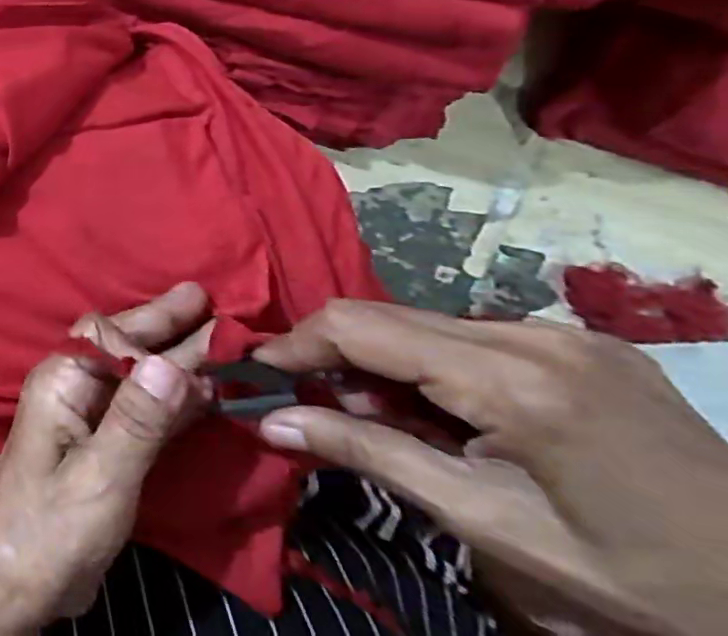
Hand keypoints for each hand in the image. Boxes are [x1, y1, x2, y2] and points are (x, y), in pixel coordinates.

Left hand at [0, 283, 213, 634]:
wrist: (21, 581)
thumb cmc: (54, 527)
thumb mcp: (102, 476)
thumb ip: (137, 421)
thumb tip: (168, 362)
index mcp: (60, 384)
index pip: (107, 338)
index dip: (151, 330)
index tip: (202, 325)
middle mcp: (70, 391)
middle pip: (121, 348)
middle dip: (164, 326)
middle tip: (208, 299)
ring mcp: (85, 419)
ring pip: (135, 377)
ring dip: (175, 359)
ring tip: (220, 337)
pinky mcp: (101, 447)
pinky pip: (142, 410)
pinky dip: (174, 400)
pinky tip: (205, 393)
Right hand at [253, 299, 727, 635]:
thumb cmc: (641, 580)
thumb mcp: (492, 525)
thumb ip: (371, 456)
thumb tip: (268, 422)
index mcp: (516, 381)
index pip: (360, 326)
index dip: (295, 343)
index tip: (257, 372)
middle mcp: (538, 337)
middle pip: (387, 317)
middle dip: (335, 354)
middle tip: (317, 407)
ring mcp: (570, 337)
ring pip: (426, 323)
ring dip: (385, 362)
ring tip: (389, 420)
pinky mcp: (589, 347)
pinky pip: (474, 336)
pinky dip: (434, 365)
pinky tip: (450, 413)